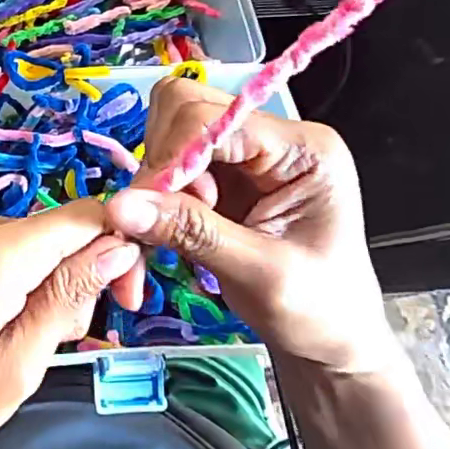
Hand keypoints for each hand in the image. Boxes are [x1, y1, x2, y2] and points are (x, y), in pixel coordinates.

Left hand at [0, 200, 138, 448]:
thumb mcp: (16, 367)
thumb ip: (68, 300)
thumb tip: (119, 246)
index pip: (88, 215)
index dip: (122, 249)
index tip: (128, 305)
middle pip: (69, 230)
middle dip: (88, 278)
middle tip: (71, 341)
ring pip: (48, 245)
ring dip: (59, 290)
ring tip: (32, 345)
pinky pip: (20, 253)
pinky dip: (33, 287)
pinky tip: (15, 328)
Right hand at [103, 76, 397, 374]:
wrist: (328, 340)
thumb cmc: (317, 310)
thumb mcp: (260, 274)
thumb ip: (192, 232)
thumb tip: (121, 206)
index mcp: (302, 149)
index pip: (215, 119)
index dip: (171, 157)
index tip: (141, 207)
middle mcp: (271, 139)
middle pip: (184, 109)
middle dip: (160, 164)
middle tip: (162, 220)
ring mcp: (242, 155)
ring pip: (165, 134)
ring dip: (152, 183)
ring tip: (168, 232)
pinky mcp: (218, 176)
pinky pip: (164, 167)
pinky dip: (149, 201)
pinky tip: (157, 237)